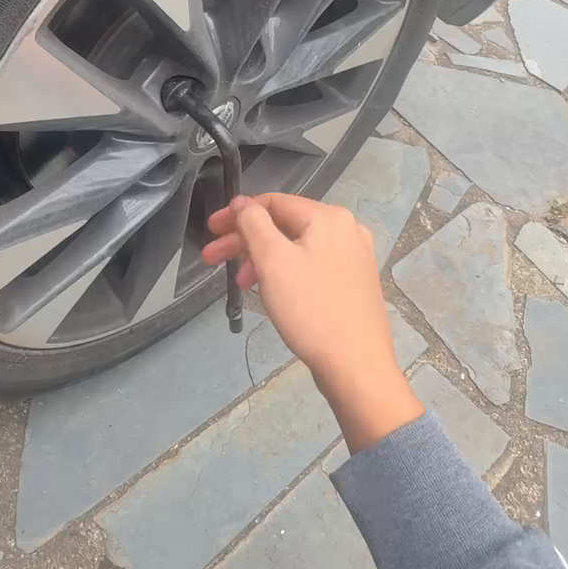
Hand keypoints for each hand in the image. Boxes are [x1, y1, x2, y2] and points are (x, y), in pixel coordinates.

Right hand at [202, 194, 421, 449]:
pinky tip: (270, 291)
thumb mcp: (272, 261)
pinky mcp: (353, 282)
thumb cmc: (310, 309)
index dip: (236, 214)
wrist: (356, 366)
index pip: (273, 202)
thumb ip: (253, 223)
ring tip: (240, 283)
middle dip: (244, 240)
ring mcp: (353, 257)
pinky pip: (310, 265)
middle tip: (211, 258)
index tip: (210, 230)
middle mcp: (346, 229)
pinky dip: (284, 272)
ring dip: (262, 259)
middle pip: (283, 225)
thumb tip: (242, 202)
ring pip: (295, 247)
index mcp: (328, 217)